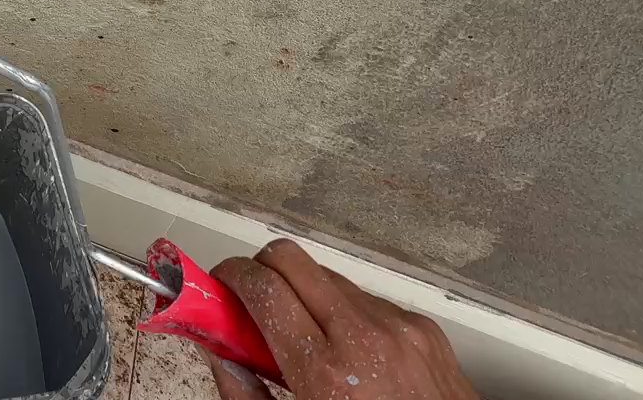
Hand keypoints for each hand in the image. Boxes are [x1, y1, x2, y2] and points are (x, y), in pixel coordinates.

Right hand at [202, 239, 478, 399]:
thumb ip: (245, 396)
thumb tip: (216, 349)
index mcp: (326, 372)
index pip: (259, 284)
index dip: (228, 276)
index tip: (217, 288)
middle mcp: (364, 336)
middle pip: (288, 257)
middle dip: (260, 270)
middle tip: (251, 304)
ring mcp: (401, 327)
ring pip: (325, 274)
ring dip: (303, 292)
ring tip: (307, 338)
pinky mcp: (427, 329)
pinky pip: (366, 298)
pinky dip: (345, 314)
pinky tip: (352, 355)